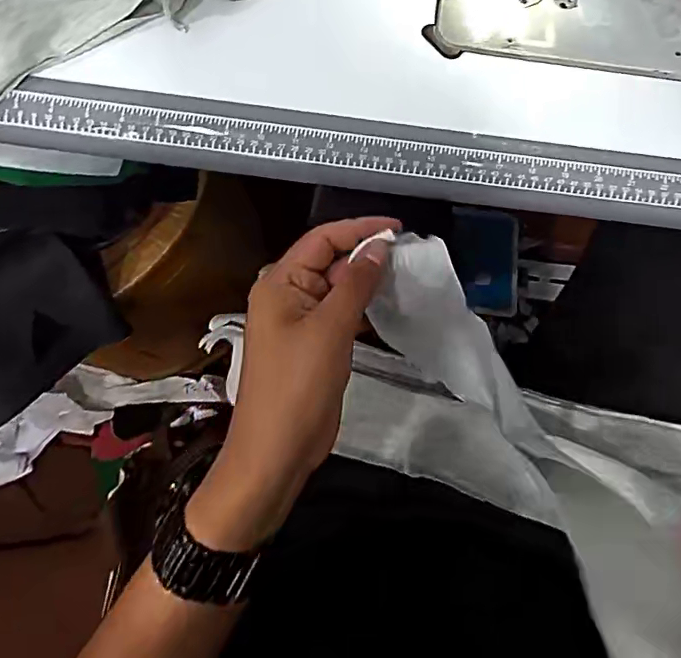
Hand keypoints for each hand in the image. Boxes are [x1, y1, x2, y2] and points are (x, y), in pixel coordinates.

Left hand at [187, 217, 398, 552]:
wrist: (275, 453)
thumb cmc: (297, 387)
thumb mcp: (331, 328)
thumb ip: (356, 283)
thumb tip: (379, 246)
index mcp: (279, 283)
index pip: (321, 239)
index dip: (359, 228)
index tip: (396, 227)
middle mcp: (286, 294)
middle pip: (329, 259)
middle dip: (364, 252)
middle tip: (405, 253)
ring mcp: (299, 320)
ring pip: (337, 285)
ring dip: (365, 278)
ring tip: (402, 274)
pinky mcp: (313, 342)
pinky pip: (339, 310)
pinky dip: (361, 303)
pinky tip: (386, 304)